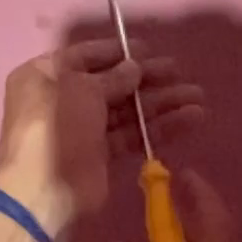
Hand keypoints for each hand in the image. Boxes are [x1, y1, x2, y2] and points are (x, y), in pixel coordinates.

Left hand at [0, 40, 203, 232]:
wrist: (44, 191)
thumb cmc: (57, 127)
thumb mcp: (83, 90)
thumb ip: (113, 76)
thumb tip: (135, 67)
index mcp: (45, 75)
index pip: (85, 56)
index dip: (118, 52)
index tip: (150, 50)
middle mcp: (61, 99)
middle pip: (110, 83)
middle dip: (146, 78)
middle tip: (179, 72)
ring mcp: (81, 129)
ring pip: (124, 110)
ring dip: (160, 102)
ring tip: (197, 96)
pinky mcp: (98, 155)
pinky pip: (130, 134)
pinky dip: (157, 127)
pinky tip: (190, 118)